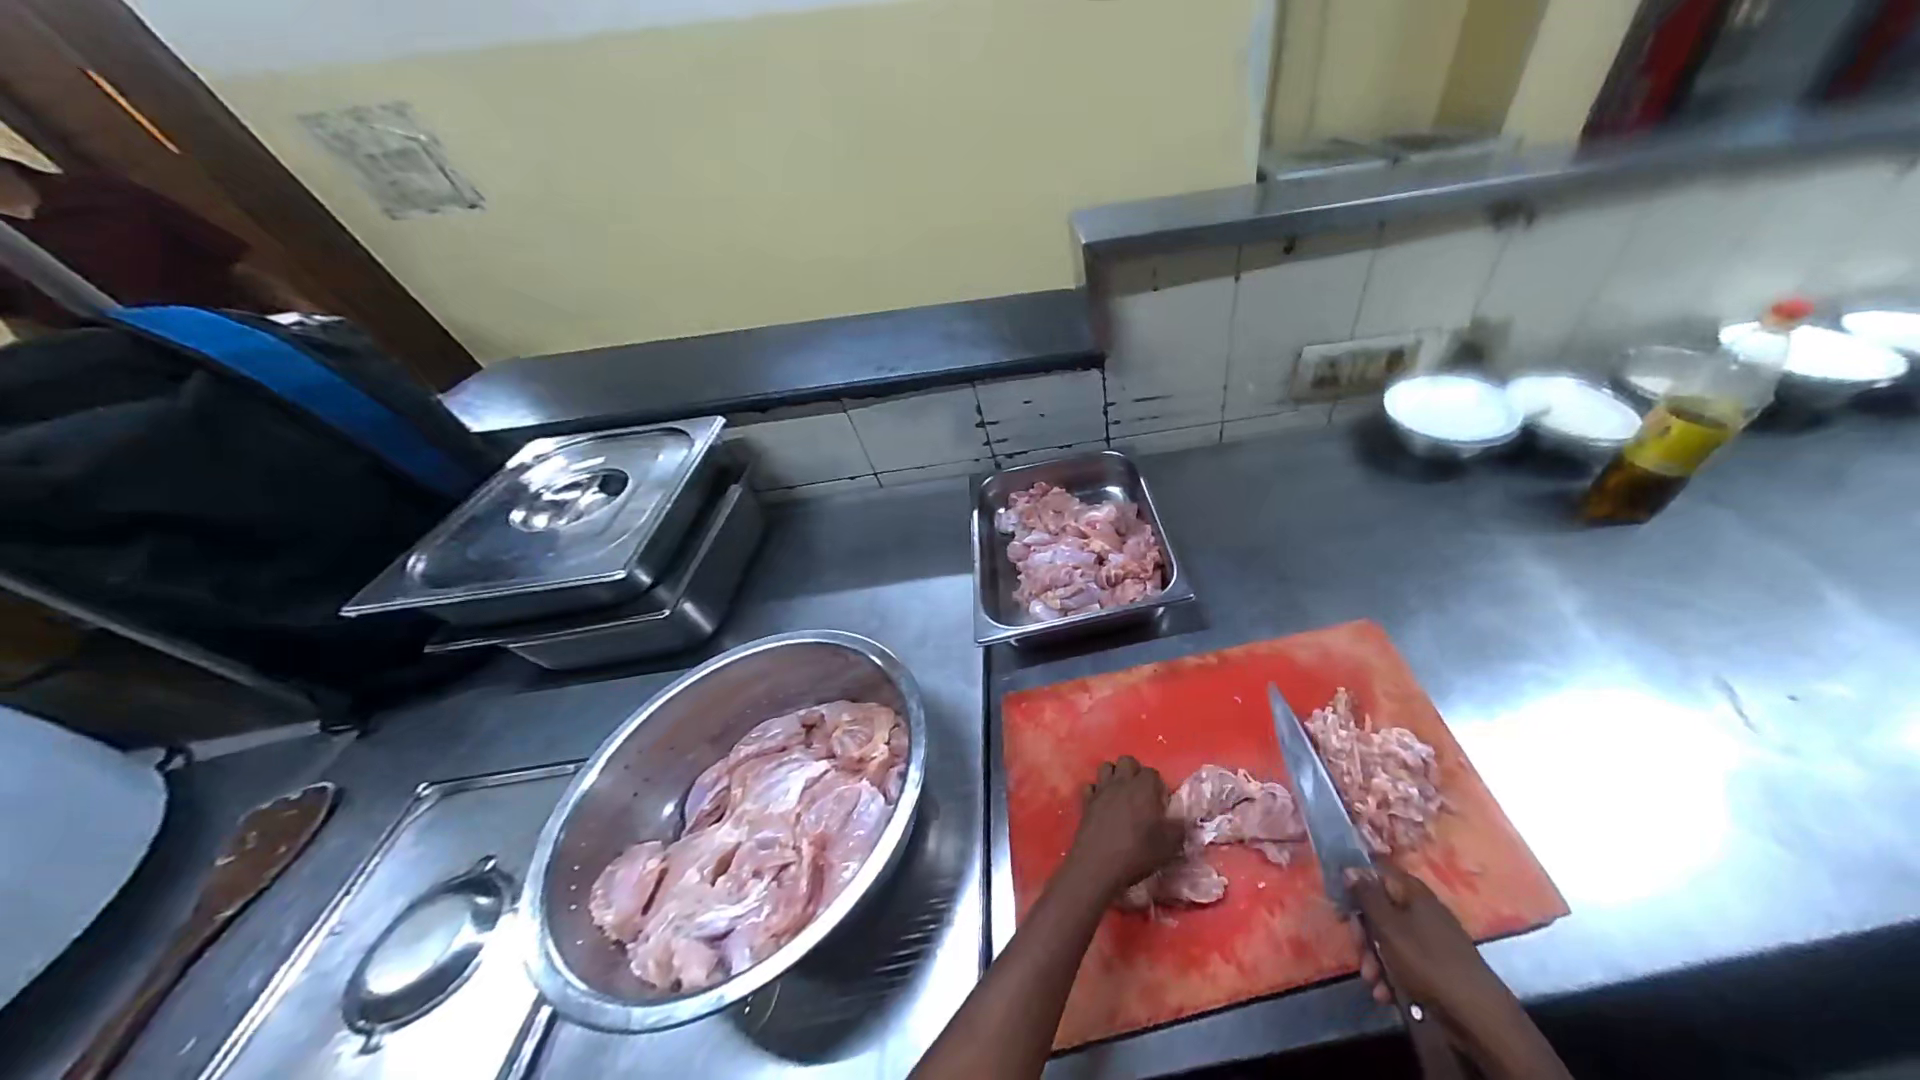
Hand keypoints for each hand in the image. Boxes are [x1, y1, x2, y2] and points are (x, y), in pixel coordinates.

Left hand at [1062, 757, 1183, 897]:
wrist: (1099, 864)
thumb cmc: (1138, 852)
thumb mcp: (1169, 844)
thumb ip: (1180, 827)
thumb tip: (1186, 818)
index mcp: (1144, 787)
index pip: (1152, 772)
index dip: (1158, 786)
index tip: (1160, 805)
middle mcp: (1121, 782)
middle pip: (1127, 761)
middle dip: (1135, 772)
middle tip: (1141, 795)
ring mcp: (1101, 790)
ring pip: (1106, 767)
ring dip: (1114, 776)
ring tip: (1122, 796)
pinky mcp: (1085, 801)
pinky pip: (1090, 786)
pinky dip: (1096, 791)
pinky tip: (1102, 805)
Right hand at [1348, 865, 1570, 1079]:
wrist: (1478, 1016)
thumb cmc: (1427, 962)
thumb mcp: (1388, 926)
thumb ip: (1366, 895)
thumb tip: (1350, 868)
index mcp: (1413, 893)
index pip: (1377, 872)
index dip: (1355, 883)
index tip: (1341, 903)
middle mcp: (1421, 910)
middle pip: (1379, 909)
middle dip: (1363, 934)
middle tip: (1358, 951)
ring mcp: (1429, 939)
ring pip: (1387, 939)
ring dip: (1373, 959)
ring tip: (1372, 980)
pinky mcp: (1433, 965)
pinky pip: (1402, 961)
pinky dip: (1390, 975)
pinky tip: (1385, 992)